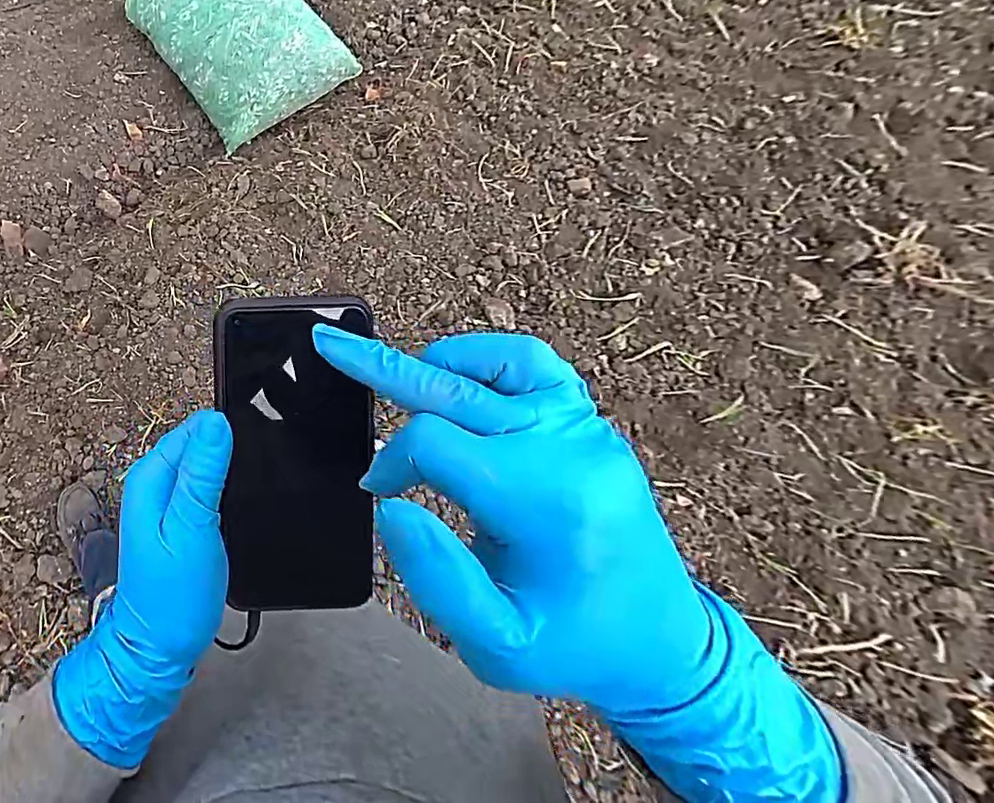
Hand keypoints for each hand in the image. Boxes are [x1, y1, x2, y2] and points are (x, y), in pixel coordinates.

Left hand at [52, 409, 231, 767]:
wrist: (157, 650)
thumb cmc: (173, 597)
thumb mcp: (192, 528)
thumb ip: (203, 474)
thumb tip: (216, 424)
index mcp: (150, 477)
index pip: (193, 429)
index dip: (225, 434)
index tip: (250, 453)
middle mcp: (151, 484)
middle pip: (196, 444)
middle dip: (225, 452)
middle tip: (250, 477)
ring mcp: (161, 503)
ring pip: (201, 466)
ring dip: (224, 472)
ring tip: (246, 489)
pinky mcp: (174, 520)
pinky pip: (200, 489)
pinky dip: (219, 491)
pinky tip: (232, 505)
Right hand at [313, 327, 842, 802]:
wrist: (662, 642)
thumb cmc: (574, 645)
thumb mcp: (498, 645)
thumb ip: (435, 578)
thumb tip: (389, 505)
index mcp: (544, 501)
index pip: (434, 445)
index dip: (391, 463)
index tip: (380, 491)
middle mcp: (567, 450)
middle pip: (451, 387)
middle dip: (379, 366)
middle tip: (331, 347)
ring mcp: (582, 428)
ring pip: (491, 363)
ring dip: (434, 364)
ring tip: (397, 376)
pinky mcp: (585, 421)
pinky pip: (531, 363)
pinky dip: (482, 357)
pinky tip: (454, 373)